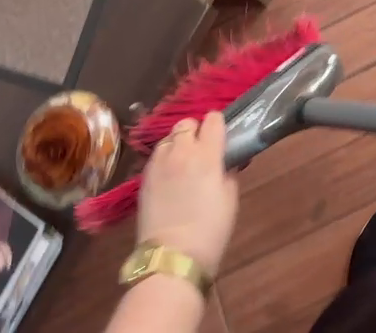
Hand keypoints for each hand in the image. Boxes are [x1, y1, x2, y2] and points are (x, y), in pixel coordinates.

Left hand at [136, 113, 238, 275]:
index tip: (222, 138)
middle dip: (196, 131)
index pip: (213, 119)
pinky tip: (170, 177)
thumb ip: (229, 173)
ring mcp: (159, 162)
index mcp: (207, 155)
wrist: (171, 257)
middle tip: (202, 151)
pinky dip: (165, 158)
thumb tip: (225, 163)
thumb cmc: (209, 231)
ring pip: (169, 137)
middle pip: (188, 122)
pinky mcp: (144, 175)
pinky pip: (157, 155)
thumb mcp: (230, 201)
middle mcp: (182, 151)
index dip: (219, 125)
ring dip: (179, 144)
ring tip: (183, 163)